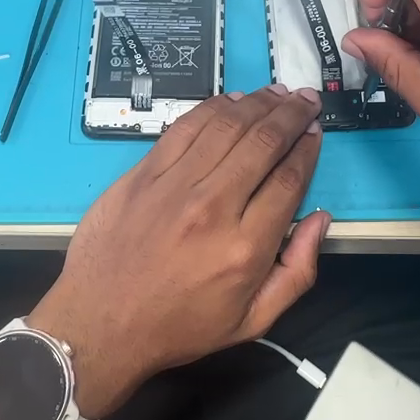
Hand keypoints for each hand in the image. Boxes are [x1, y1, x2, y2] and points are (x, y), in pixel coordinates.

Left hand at [29, 87, 329, 417]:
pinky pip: (185, 128)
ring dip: (257, 103)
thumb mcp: (253, 321)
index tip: (315, 132)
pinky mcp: (143, 174)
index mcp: (245, 247)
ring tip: (276, 93)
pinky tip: (231, 100)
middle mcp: (213, 207)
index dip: (307, 148)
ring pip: (226, 126)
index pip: (289, 179)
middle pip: (262, 142)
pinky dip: (213, 108)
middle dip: (291, 115)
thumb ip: (297, 271)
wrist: (100, 324)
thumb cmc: (180, 326)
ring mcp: (174, 186)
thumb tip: (320, 217)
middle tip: (306, 100)